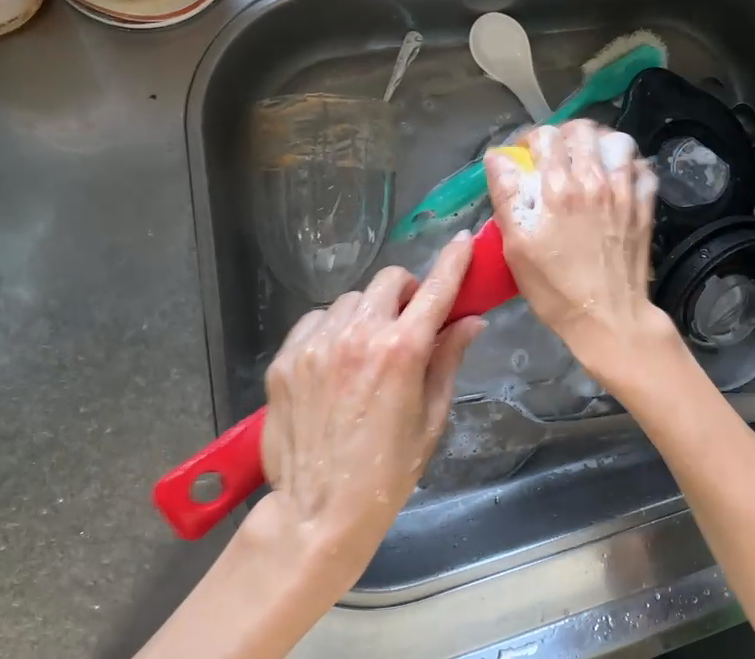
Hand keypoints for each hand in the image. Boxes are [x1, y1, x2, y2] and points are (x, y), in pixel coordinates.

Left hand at [253, 234, 484, 593]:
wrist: (318, 512)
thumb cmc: (388, 471)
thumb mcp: (432, 418)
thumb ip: (449, 360)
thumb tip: (470, 321)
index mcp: (402, 351)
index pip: (434, 289)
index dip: (453, 261)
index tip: (463, 242)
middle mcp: (358, 336)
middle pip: (388, 281)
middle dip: (406, 293)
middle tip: (408, 322)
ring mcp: (315, 346)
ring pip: (351, 299)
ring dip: (367, 312)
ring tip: (367, 349)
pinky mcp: (285, 360)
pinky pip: (315, 320)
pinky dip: (332, 329)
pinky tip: (335, 361)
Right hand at [485, 119, 674, 385]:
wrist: (610, 319)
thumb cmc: (556, 289)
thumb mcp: (517, 247)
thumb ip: (507, 196)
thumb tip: (498, 158)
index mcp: (559, 189)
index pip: (546, 137)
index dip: (531, 139)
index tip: (526, 155)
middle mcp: (595, 181)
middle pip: (582, 131)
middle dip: (565, 135)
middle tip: (557, 154)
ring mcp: (625, 192)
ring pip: (618, 141)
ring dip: (600, 143)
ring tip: (590, 159)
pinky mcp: (645, 206)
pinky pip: (643, 168)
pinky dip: (630, 166)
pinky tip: (618, 178)